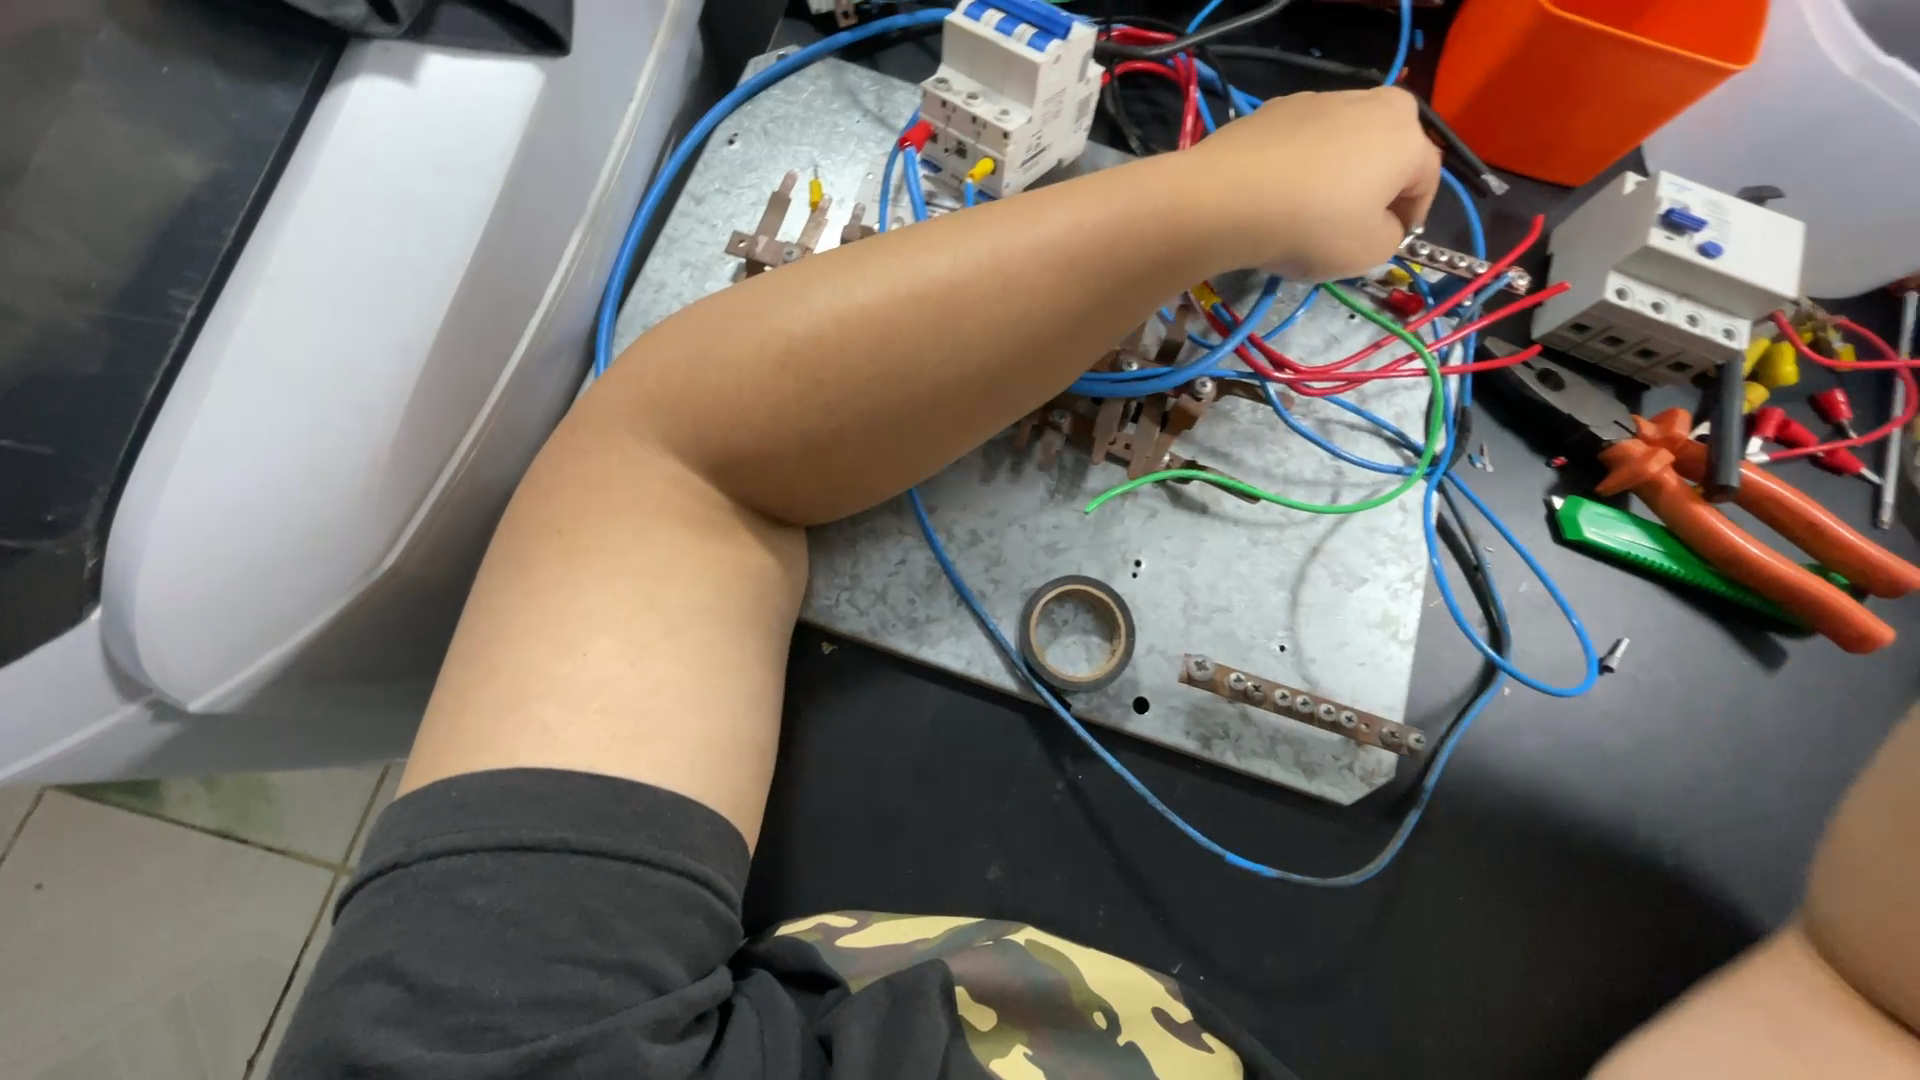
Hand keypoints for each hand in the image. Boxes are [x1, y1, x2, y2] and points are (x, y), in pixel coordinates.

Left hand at [1185, 87, 1441, 281]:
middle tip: (1349, 223)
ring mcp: (1317, 100)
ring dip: (1333, 173)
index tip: (1389, 242)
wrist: (1224, 199)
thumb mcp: (1367, 252)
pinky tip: (1273, 196)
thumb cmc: (1310, 227)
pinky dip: (1294, 166)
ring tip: (1304, 213)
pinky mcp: (1272, 110)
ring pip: (1340, 143)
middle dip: (1375, 185)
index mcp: (1407, 136)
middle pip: (1386, 150)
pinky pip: (1297, 144)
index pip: (1426, 179)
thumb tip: (1383, 225)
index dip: (1410, 217)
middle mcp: (1370, 103)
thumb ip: (1390, 237)